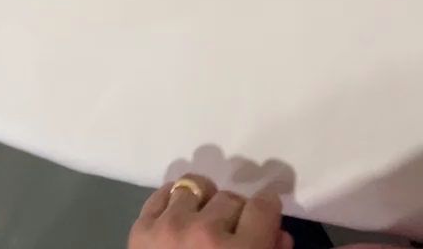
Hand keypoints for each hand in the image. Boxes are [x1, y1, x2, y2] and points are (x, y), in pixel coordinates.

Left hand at [129, 176, 291, 248]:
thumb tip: (280, 235)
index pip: (262, 208)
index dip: (268, 209)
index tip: (268, 212)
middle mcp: (204, 231)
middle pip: (231, 199)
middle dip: (237, 214)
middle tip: (235, 231)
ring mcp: (169, 226)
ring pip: (196, 188)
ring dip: (205, 202)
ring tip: (206, 220)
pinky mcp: (141, 227)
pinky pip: (163, 193)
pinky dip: (175, 200)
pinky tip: (181, 215)